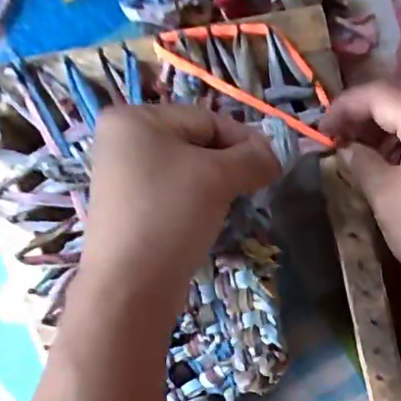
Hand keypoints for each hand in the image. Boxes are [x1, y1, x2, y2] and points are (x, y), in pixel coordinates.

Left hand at [84, 105, 280, 281]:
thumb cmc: (171, 214)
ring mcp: (126, 177)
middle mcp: (125, 141)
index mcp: (136, 118)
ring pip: (189, 172)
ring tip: (235, 209)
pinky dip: (201, 205)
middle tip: (257, 190)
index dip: (246, 141)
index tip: (274, 168)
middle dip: (233, 166)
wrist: (132, 282)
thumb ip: (252, 160)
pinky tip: (211, 223)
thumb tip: (275, 157)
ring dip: (220, 188)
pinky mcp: (133, 210)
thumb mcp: (218, 177)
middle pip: (198, 145)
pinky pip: (177, 196)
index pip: (207, 119)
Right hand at [321, 75, 400, 292]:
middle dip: (375, 101)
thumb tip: (348, 147)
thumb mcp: (383, 194)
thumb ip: (362, 160)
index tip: (323, 127)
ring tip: (367, 147)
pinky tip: (394, 161)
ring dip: (395, 117)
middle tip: (350, 129)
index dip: (346, 105)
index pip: (382, 94)